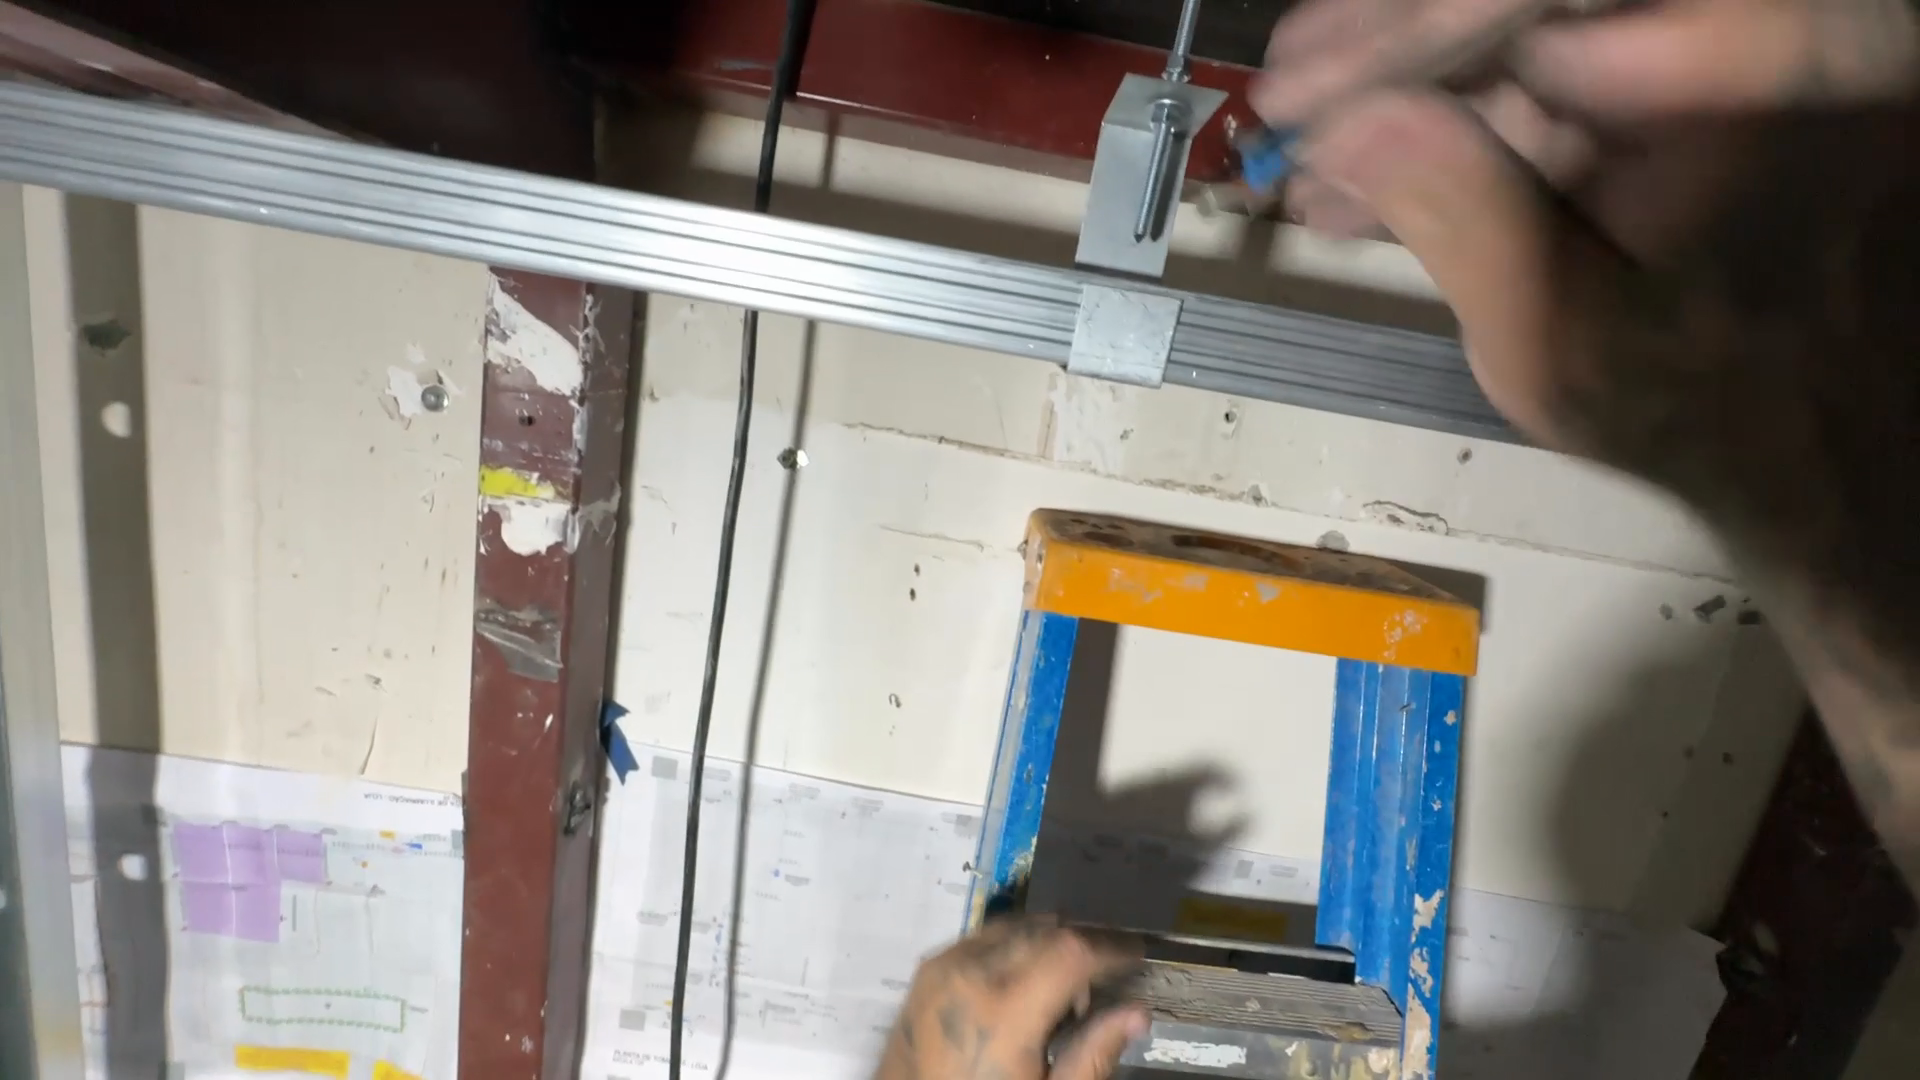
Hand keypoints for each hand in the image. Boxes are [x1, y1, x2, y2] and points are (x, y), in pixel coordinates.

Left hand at [875, 918, 1146, 1079]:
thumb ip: (1091, 1056)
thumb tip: (1137, 1013)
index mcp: (1003, 1010)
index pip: (1071, 951)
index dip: (1110, 947)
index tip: (1137, 954)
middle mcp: (970, 970)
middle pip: (1044, 932)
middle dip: (1082, 944)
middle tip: (1108, 974)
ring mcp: (942, 965)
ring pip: (1012, 927)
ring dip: (1047, 940)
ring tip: (1067, 982)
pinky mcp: (925, 969)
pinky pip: (980, 937)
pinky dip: (1012, 945)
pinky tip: (1024, 978)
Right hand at [1246, 0, 1919, 457]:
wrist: (1794, 443)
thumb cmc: (1687, 406)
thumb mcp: (1552, 324)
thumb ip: (1459, 216)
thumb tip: (1351, 128)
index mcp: (1761, 70)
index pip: (1543, 11)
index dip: (1402, 34)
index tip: (1295, 76)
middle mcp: (1740, 48)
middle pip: (1528, 19)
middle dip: (1388, 63)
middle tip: (1282, 93)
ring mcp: (1705, 81)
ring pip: (1520, 63)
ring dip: (1397, 118)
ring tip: (1300, 168)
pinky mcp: (1662, 121)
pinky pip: (1536, 112)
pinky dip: (1441, 155)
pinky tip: (1354, 198)